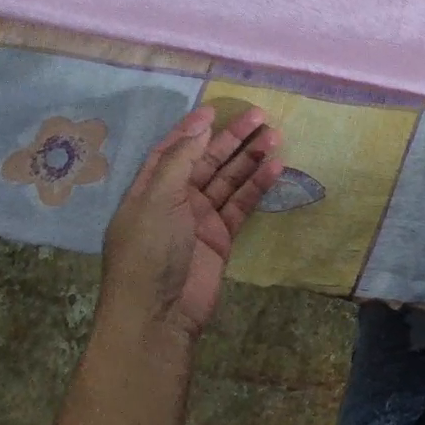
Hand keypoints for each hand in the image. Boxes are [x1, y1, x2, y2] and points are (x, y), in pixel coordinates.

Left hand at [99, 105, 282, 340]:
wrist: (158, 316)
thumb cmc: (149, 253)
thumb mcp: (158, 200)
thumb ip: (181, 159)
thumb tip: (201, 121)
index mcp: (149, 192)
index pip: (172, 151)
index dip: (193, 129)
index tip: (218, 108)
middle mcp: (173, 202)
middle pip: (205, 162)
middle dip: (231, 139)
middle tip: (261, 116)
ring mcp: (198, 220)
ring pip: (228, 180)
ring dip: (250, 158)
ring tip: (276, 136)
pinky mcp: (221, 237)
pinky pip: (241, 204)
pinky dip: (257, 185)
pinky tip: (276, 168)